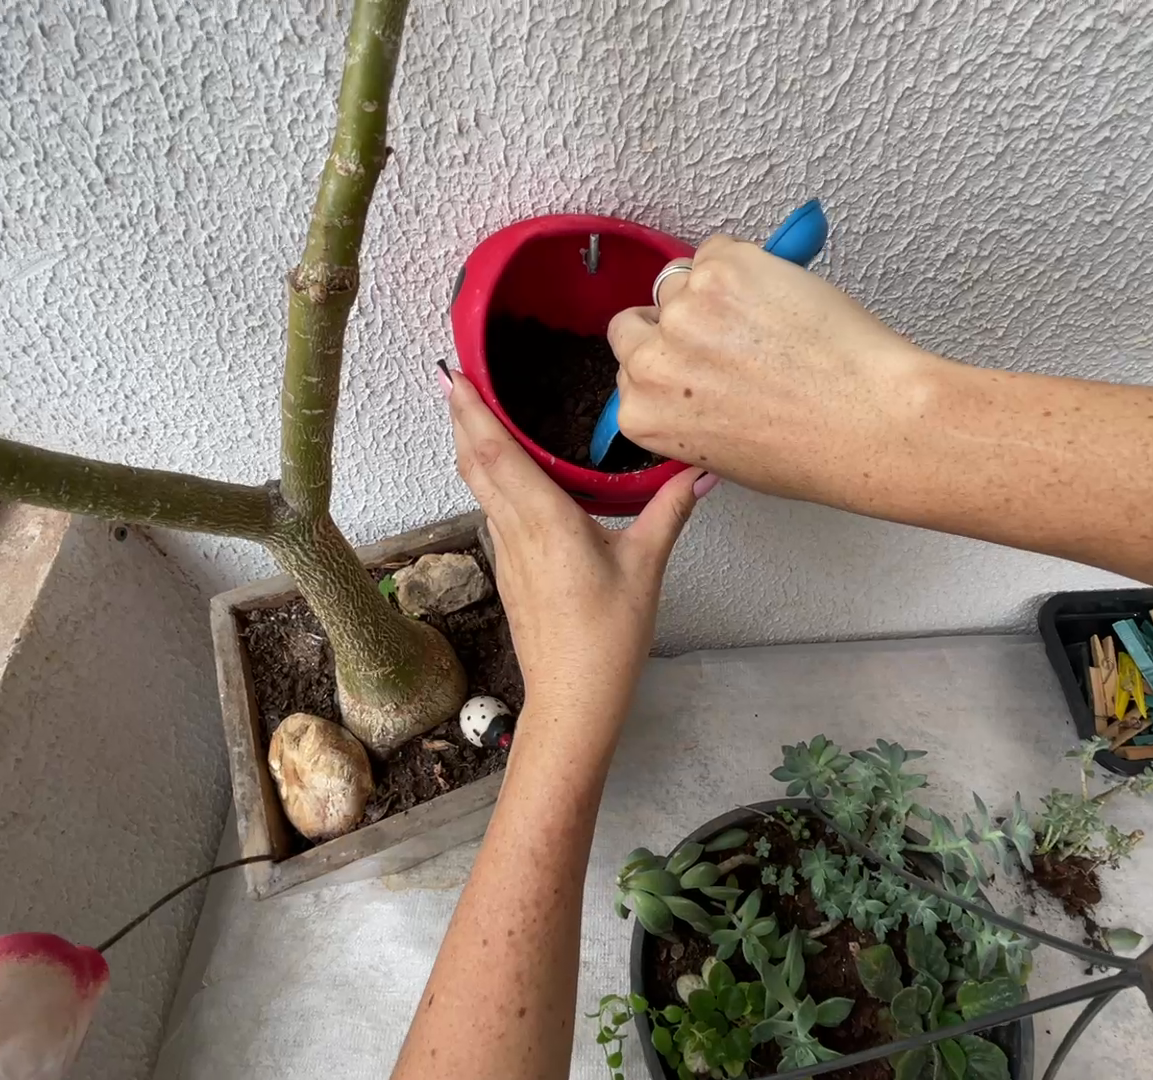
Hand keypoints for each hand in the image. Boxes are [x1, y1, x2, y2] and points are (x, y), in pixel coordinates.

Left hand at [444, 369, 710, 722]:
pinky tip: (504, 477)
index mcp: (546, 521)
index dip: (473, 412)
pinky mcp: (509, 571)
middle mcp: (516, 531)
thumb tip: (699, 474)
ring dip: (470, 448)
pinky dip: (487, 481)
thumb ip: (668, 512)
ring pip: (479, 489)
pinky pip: (491, 512)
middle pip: (476, 464)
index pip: (498, 453)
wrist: (572, 697)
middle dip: (461, 419)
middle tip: (453, 380)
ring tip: (472, 416)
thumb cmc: (606, 638)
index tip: (455, 376)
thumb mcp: (646, 568)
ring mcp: (506, 553)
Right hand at [607, 234, 953, 506]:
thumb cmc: (807, 451)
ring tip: (759, 319)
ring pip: (677, 283)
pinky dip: (743, 265)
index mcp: (642, 415)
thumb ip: (683, 414)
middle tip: (719, 337)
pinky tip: (775, 297)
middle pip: (633, 323)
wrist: (865, 420)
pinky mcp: (724, 269)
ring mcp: (684, 311)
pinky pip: (716, 250)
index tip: (691, 363)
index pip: (628, 368)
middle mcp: (650, 363)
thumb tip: (689, 385)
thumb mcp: (720, 454)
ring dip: (708, 294)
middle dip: (669, 327)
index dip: (665, 363)